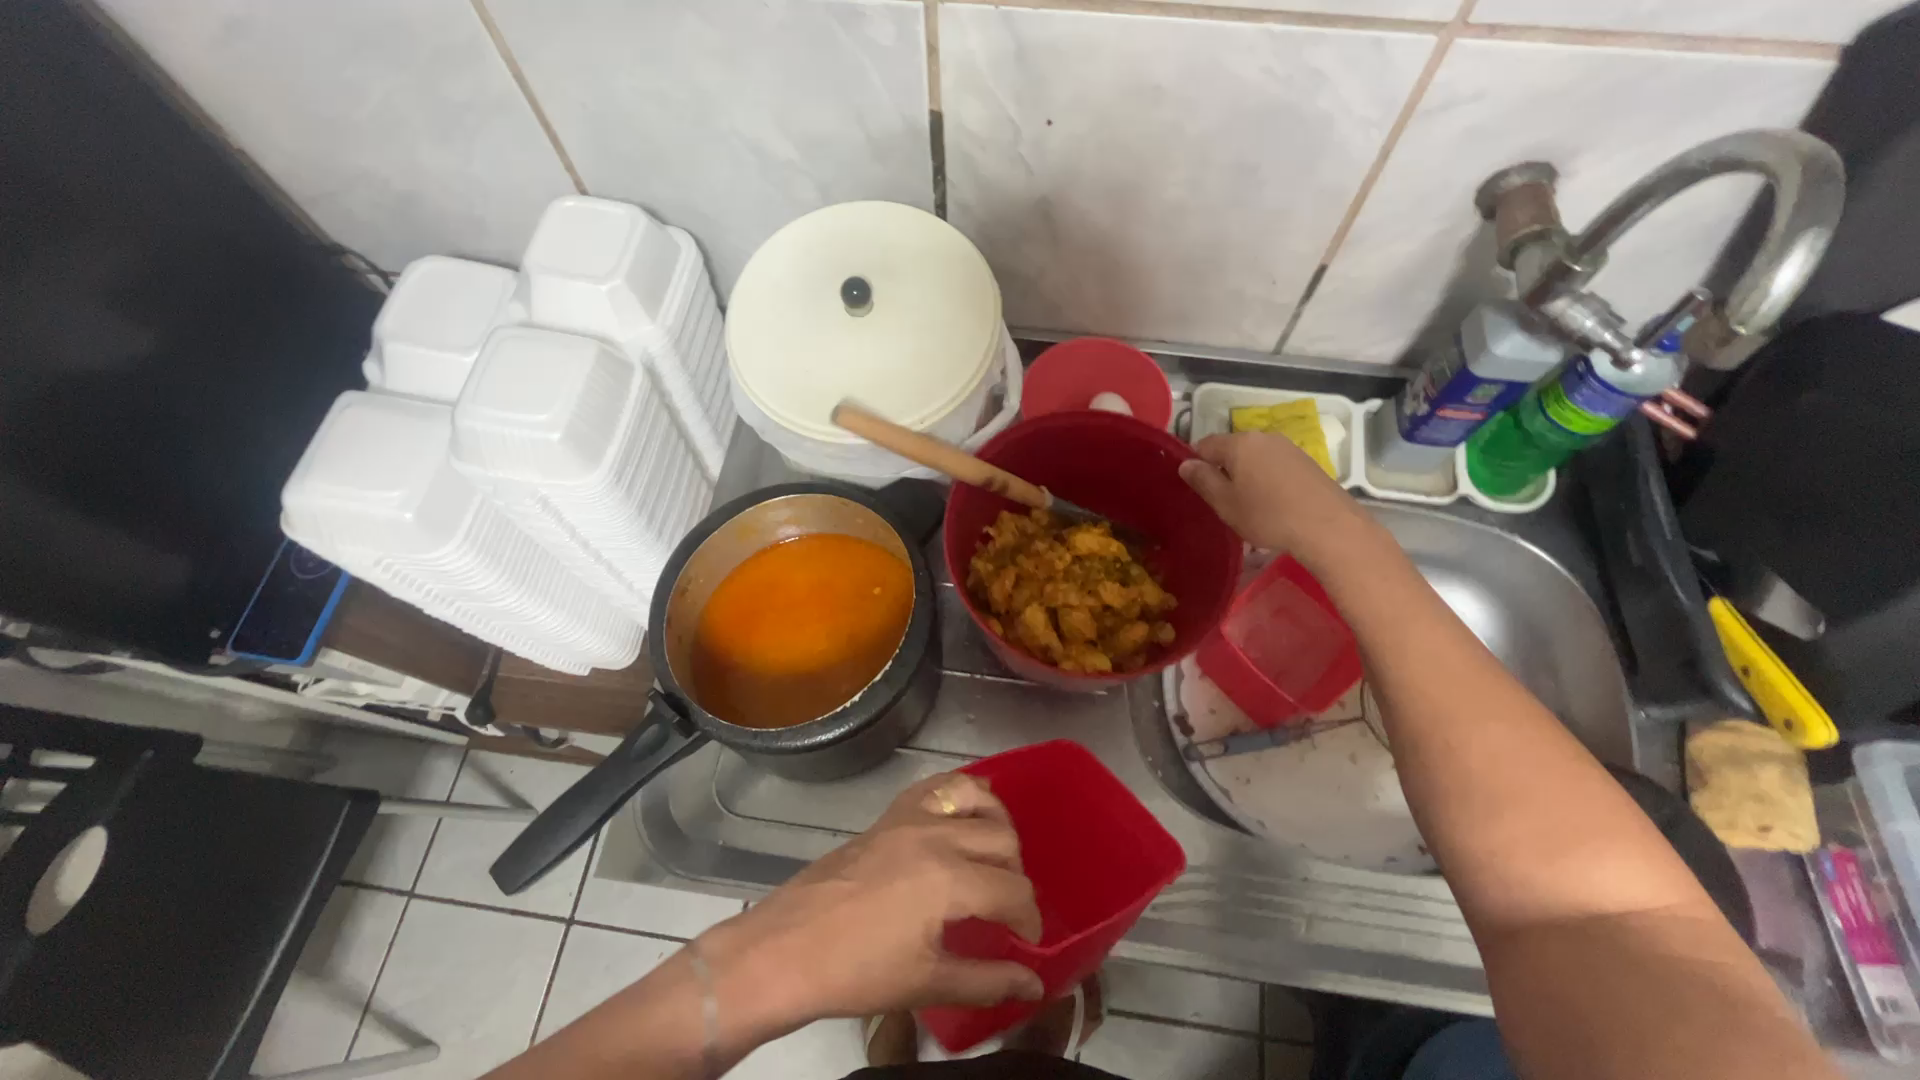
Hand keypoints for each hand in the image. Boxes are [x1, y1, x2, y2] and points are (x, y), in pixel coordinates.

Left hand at [695, 773, 1043, 1031]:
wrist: (787, 950)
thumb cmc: (857, 972)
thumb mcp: (927, 983)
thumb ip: (988, 981)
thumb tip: (1035, 983)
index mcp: (950, 880)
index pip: (1015, 890)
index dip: (1029, 918)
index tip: (1026, 940)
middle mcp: (936, 836)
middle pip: (1004, 842)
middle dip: (1016, 877)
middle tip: (1006, 910)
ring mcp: (910, 818)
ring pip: (978, 801)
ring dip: (998, 828)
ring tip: (992, 860)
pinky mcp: (888, 814)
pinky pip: (938, 786)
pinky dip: (962, 794)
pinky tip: (964, 817)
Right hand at [1179, 432, 1359, 554]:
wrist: (1327, 526)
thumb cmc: (1267, 515)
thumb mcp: (1225, 503)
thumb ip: (1202, 480)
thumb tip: (1186, 463)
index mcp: (1239, 443)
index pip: (1204, 445)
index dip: (1197, 465)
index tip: (1200, 490)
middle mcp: (1263, 437)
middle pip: (1231, 450)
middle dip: (1224, 471)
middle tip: (1224, 502)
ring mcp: (1288, 447)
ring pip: (1255, 458)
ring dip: (1247, 477)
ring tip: (1250, 506)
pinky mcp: (1306, 462)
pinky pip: (1274, 466)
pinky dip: (1267, 480)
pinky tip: (1274, 505)